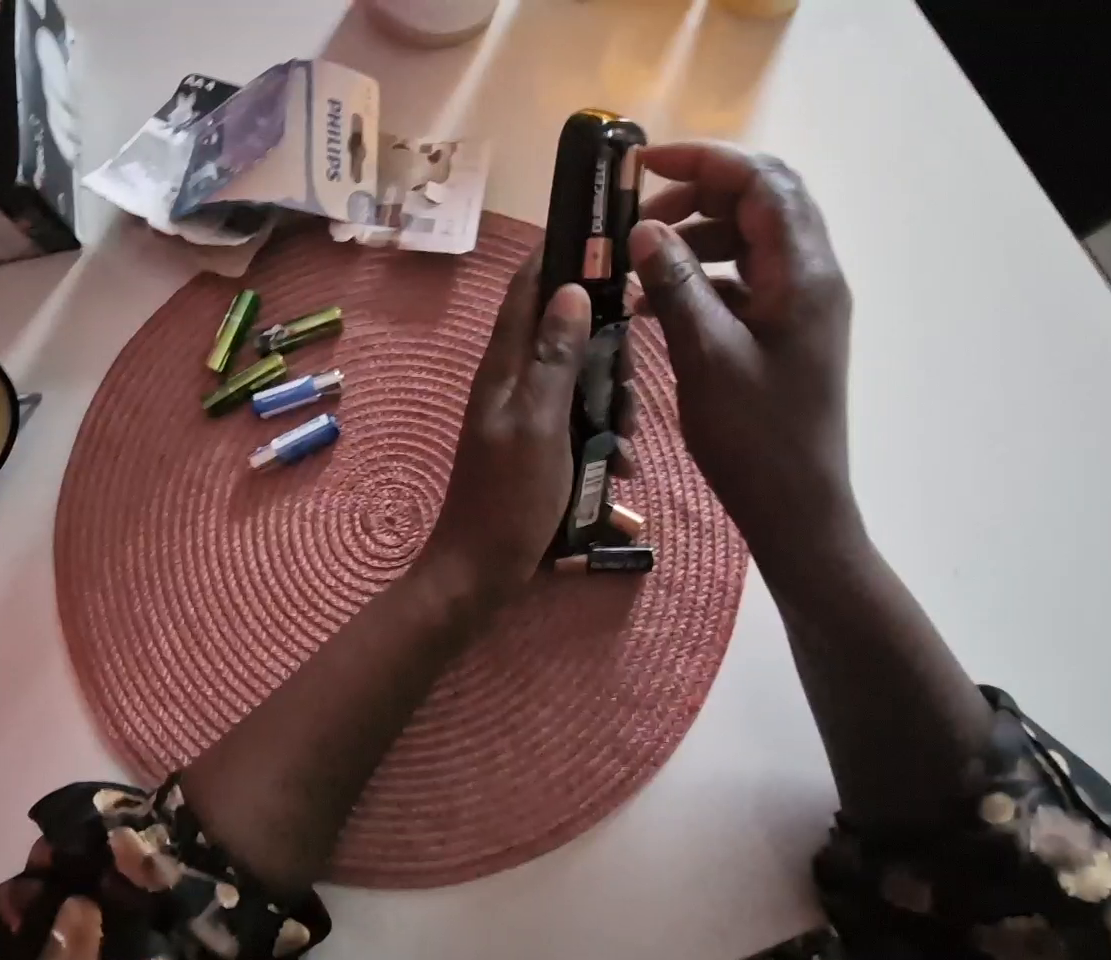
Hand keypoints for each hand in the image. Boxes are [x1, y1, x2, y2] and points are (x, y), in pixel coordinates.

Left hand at [420, 253, 603, 604]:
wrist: (483, 569)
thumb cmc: (510, 499)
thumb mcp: (539, 424)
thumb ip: (554, 358)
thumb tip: (569, 289)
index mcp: (505, 367)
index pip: (527, 289)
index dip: (561, 255)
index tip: (609, 238)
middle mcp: (514, 381)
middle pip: (565, 332)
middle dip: (606, 348)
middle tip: (626, 381)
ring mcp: (528, 414)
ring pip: (580, 379)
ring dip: (611, 399)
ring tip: (627, 437)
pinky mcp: (542, 444)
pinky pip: (580, 421)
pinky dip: (603, 436)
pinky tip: (620, 466)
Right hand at [629, 143, 857, 559]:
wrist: (796, 506)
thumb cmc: (755, 438)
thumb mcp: (707, 358)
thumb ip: (674, 288)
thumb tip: (642, 232)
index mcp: (804, 274)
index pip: (762, 183)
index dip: (704, 162)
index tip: (643, 167)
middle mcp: (811, 278)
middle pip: (759, 205)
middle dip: (696, 200)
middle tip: (637, 223)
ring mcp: (799, 308)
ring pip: (748, 245)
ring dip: (694, 243)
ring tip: (638, 268)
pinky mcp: (783, 335)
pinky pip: (742, 286)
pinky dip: (700, 282)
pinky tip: (656, 307)